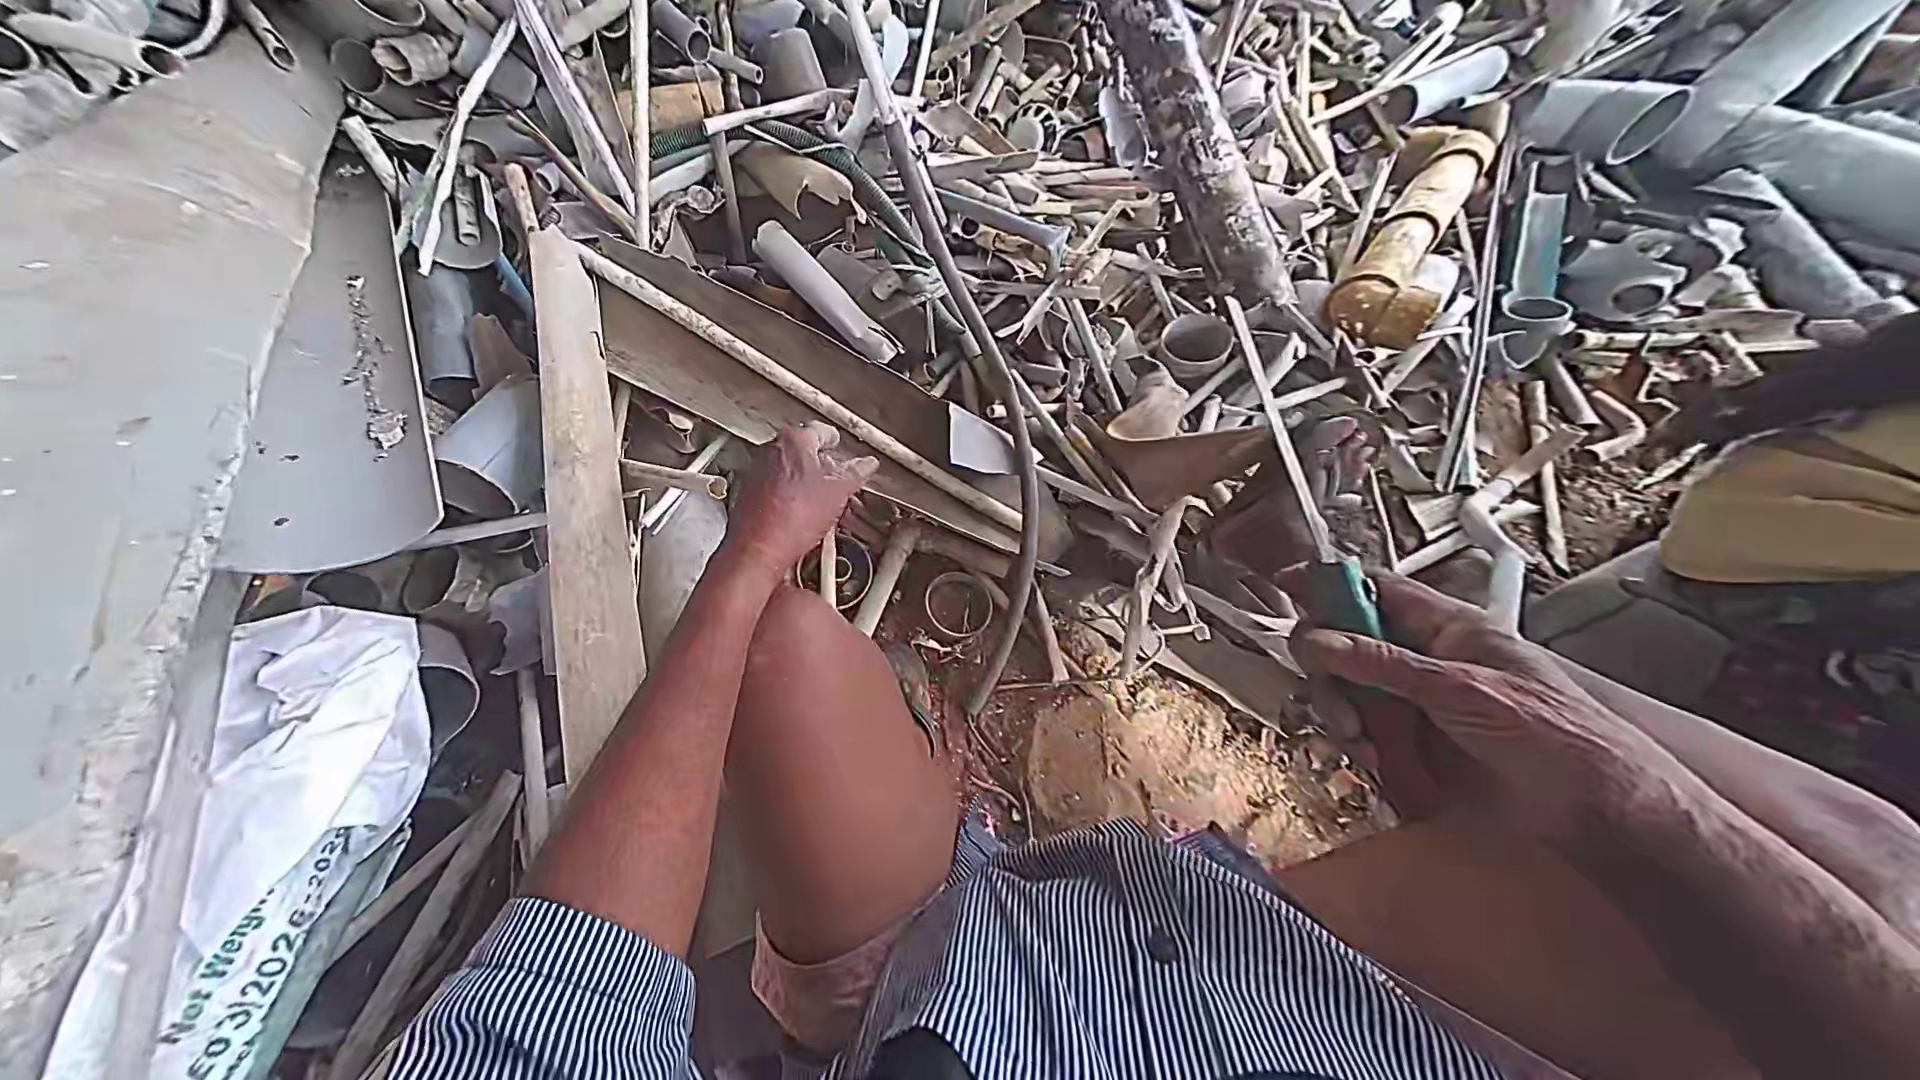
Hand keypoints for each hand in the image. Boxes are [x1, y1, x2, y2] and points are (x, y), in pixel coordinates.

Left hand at [723, 423, 876, 579]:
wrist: (759, 548)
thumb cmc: (792, 516)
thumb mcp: (838, 491)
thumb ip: (856, 473)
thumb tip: (867, 464)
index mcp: (793, 441)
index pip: (820, 430)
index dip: (835, 439)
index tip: (839, 442)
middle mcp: (771, 451)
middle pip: (803, 451)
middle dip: (822, 463)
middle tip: (837, 477)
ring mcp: (758, 473)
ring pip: (790, 471)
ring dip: (807, 482)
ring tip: (822, 500)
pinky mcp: (751, 495)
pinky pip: (778, 489)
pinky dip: (792, 497)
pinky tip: (803, 514)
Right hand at [1285, 569, 1694, 840]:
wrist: (1596, 817)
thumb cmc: (1555, 736)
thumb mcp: (1465, 689)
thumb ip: (1385, 663)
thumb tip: (1318, 640)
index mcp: (1444, 629)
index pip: (1375, 589)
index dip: (1330, 582)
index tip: (1286, 582)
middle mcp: (1418, 660)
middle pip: (1343, 640)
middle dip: (1325, 660)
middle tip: (1326, 682)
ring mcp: (1408, 702)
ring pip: (1341, 686)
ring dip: (1335, 704)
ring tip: (1356, 730)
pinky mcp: (1405, 743)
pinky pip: (1354, 727)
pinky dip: (1349, 737)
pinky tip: (1368, 753)